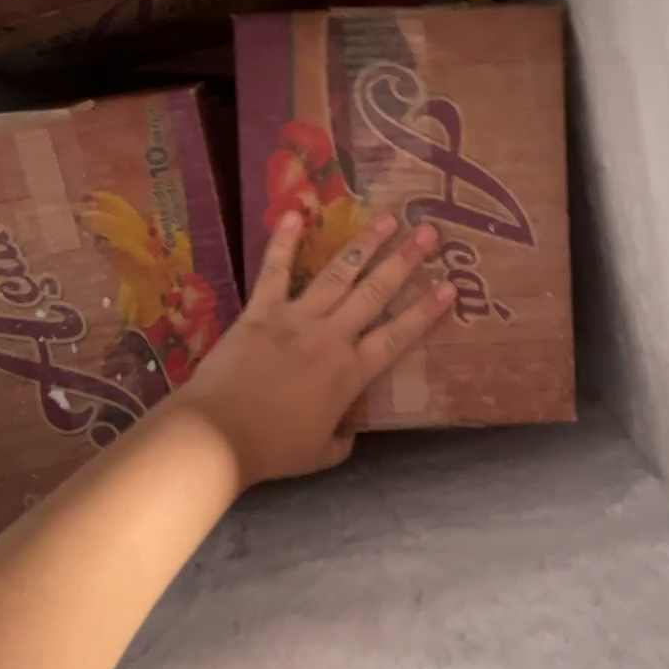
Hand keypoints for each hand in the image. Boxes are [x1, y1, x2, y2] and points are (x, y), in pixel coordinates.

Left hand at [164, 210, 456, 488]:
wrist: (218, 435)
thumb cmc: (272, 449)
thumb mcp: (319, 455)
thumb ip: (341, 440)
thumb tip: (348, 433)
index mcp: (350, 373)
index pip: (398, 336)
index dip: (426, 311)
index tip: (450, 286)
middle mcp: (331, 337)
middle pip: (375, 293)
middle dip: (405, 260)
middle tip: (429, 231)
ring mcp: (296, 318)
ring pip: (337, 274)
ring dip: (365, 244)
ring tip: (388, 217)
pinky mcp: (261, 311)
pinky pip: (274, 271)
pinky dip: (284, 243)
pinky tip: (295, 214)